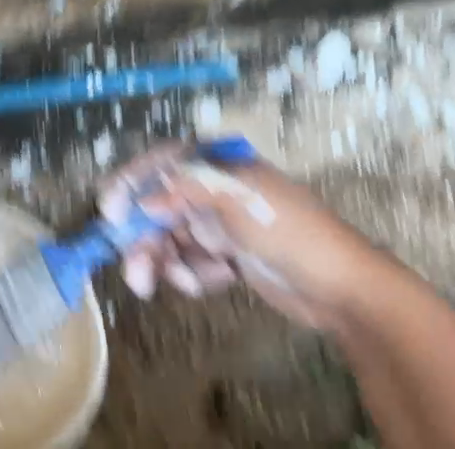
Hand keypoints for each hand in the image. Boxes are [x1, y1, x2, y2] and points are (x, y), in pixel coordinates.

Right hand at [97, 138, 397, 327]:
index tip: (108, 212)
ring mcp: (221, 222)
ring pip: (171, 237)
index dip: (131, 184)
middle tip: (132, 271)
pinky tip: (207, 283)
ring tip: (165, 286)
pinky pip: (190, 259)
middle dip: (144, 238)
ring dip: (163, 261)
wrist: (346, 291)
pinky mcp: (228, 254)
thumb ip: (185, 191)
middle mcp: (215, 188)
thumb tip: (143, 201)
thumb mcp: (238, 201)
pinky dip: (191, 273)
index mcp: (219, 163)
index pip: (161, 163)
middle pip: (159, 206)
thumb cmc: (293, 233)